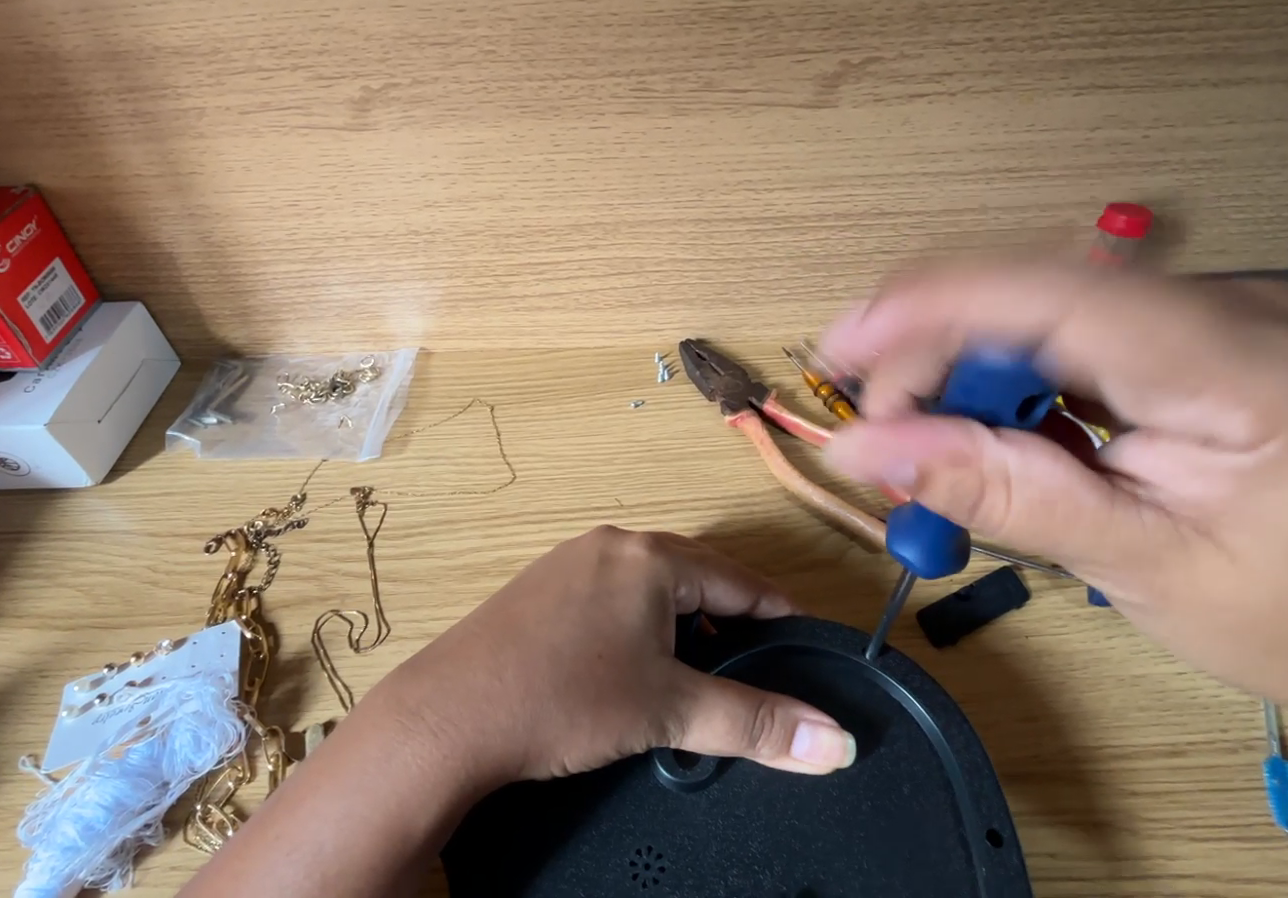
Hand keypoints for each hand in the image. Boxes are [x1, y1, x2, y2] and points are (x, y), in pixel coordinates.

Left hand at [358, 527, 858, 788]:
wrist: (448, 715)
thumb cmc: (564, 700)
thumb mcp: (666, 710)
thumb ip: (755, 722)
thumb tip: (839, 743)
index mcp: (651, 557)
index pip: (738, 578)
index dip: (778, 611)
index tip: (807, 641)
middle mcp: (612, 543)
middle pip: (696, 574)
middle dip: (732, 615)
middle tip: (759, 660)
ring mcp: (572, 560)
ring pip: (652, 582)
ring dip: (685, 618)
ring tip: (703, 665)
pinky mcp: (543, 585)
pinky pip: (615, 591)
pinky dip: (643, 620)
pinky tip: (638, 658)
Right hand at [818, 260, 1287, 719]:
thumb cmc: (1287, 613)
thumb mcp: (1134, 564)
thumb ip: (999, 494)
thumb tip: (862, 449)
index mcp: (1245, 369)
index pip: (1061, 298)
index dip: (935, 307)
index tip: (840, 348)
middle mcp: (1225, 308)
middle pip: (1032, 290)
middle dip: (931, 349)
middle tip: (877, 432)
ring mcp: (1199, 310)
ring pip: (1030, 302)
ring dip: (953, 363)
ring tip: (919, 439)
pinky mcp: (1172, 329)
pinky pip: (1052, 327)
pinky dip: (993, 374)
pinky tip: (974, 424)